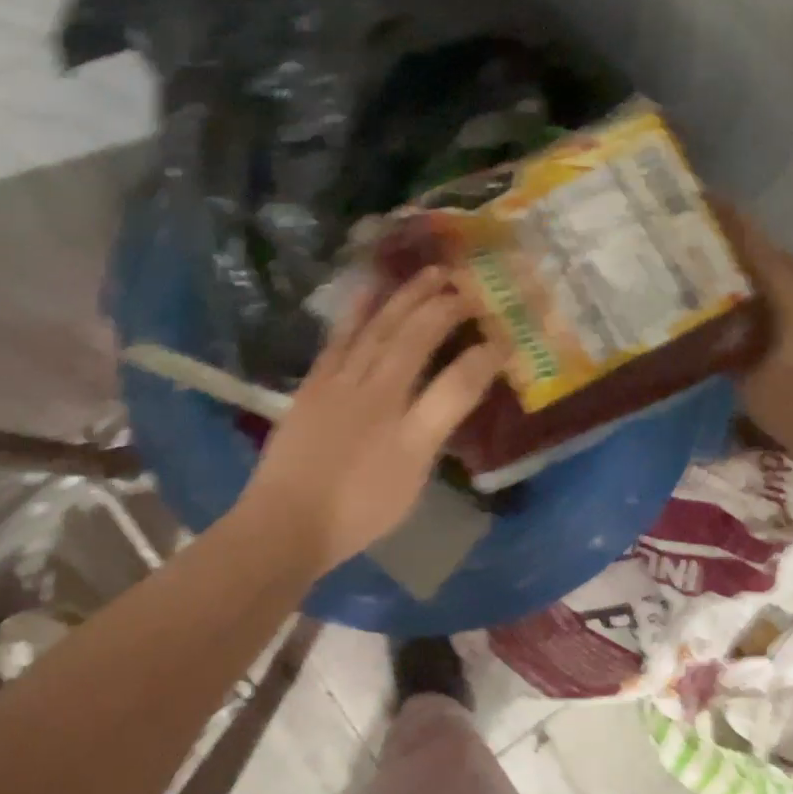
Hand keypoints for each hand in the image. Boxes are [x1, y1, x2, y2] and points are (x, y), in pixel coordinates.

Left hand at [230, 267, 506, 575]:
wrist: (287, 521)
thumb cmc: (355, 515)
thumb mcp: (411, 486)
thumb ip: (434, 436)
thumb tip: (453, 397)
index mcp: (411, 434)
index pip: (457, 385)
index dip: (485, 358)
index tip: (506, 337)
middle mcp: (378, 398)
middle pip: (416, 340)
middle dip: (448, 308)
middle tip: (471, 284)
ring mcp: (342, 385)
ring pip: (379, 329)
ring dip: (407, 297)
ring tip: (432, 271)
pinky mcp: (315, 383)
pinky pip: (340, 337)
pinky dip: (357, 310)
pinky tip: (370, 288)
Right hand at [713, 199, 792, 470]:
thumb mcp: (749, 380)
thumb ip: (727, 348)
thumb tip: (708, 330)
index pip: (761, 250)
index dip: (732, 225)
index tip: (705, 201)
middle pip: (780, 262)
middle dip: (743, 251)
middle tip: (703, 250)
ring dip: (763, 280)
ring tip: (725, 285)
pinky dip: (779, 304)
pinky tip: (758, 323)